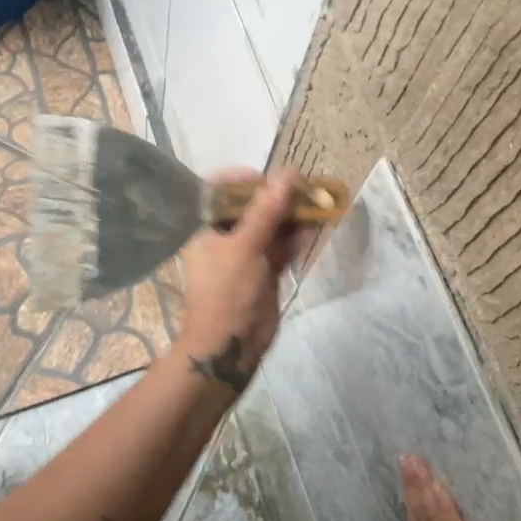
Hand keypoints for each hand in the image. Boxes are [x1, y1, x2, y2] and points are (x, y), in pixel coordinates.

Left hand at [175, 168, 302, 392]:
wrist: (230, 345)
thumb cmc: (226, 292)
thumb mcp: (244, 247)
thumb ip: (267, 211)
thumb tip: (288, 175)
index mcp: (205, 227)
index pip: (219, 190)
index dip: (245, 179)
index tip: (271, 177)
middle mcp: (224, 236)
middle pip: (250, 206)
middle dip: (276, 196)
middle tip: (303, 186)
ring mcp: (246, 253)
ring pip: (271, 225)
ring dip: (292, 214)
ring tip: (315, 202)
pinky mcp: (265, 269)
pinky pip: (282, 245)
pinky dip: (298, 235)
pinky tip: (315, 224)